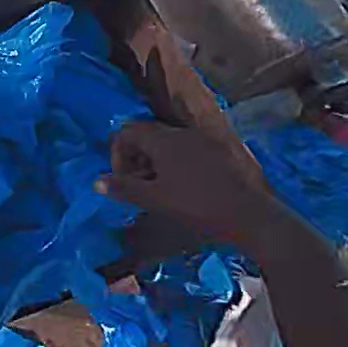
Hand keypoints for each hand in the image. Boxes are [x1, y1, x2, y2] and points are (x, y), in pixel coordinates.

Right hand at [96, 121, 304, 257]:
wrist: (250, 215)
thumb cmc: (197, 206)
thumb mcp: (156, 200)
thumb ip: (124, 189)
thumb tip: (97, 181)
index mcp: (162, 140)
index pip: (127, 131)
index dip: (117, 152)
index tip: (121, 178)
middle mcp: (181, 132)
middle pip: (147, 134)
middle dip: (136, 157)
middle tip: (137, 185)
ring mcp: (203, 139)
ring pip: (168, 142)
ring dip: (156, 161)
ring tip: (159, 189)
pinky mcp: (219, 151)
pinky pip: (188, 149)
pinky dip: (176, 162)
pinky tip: (184, 187)